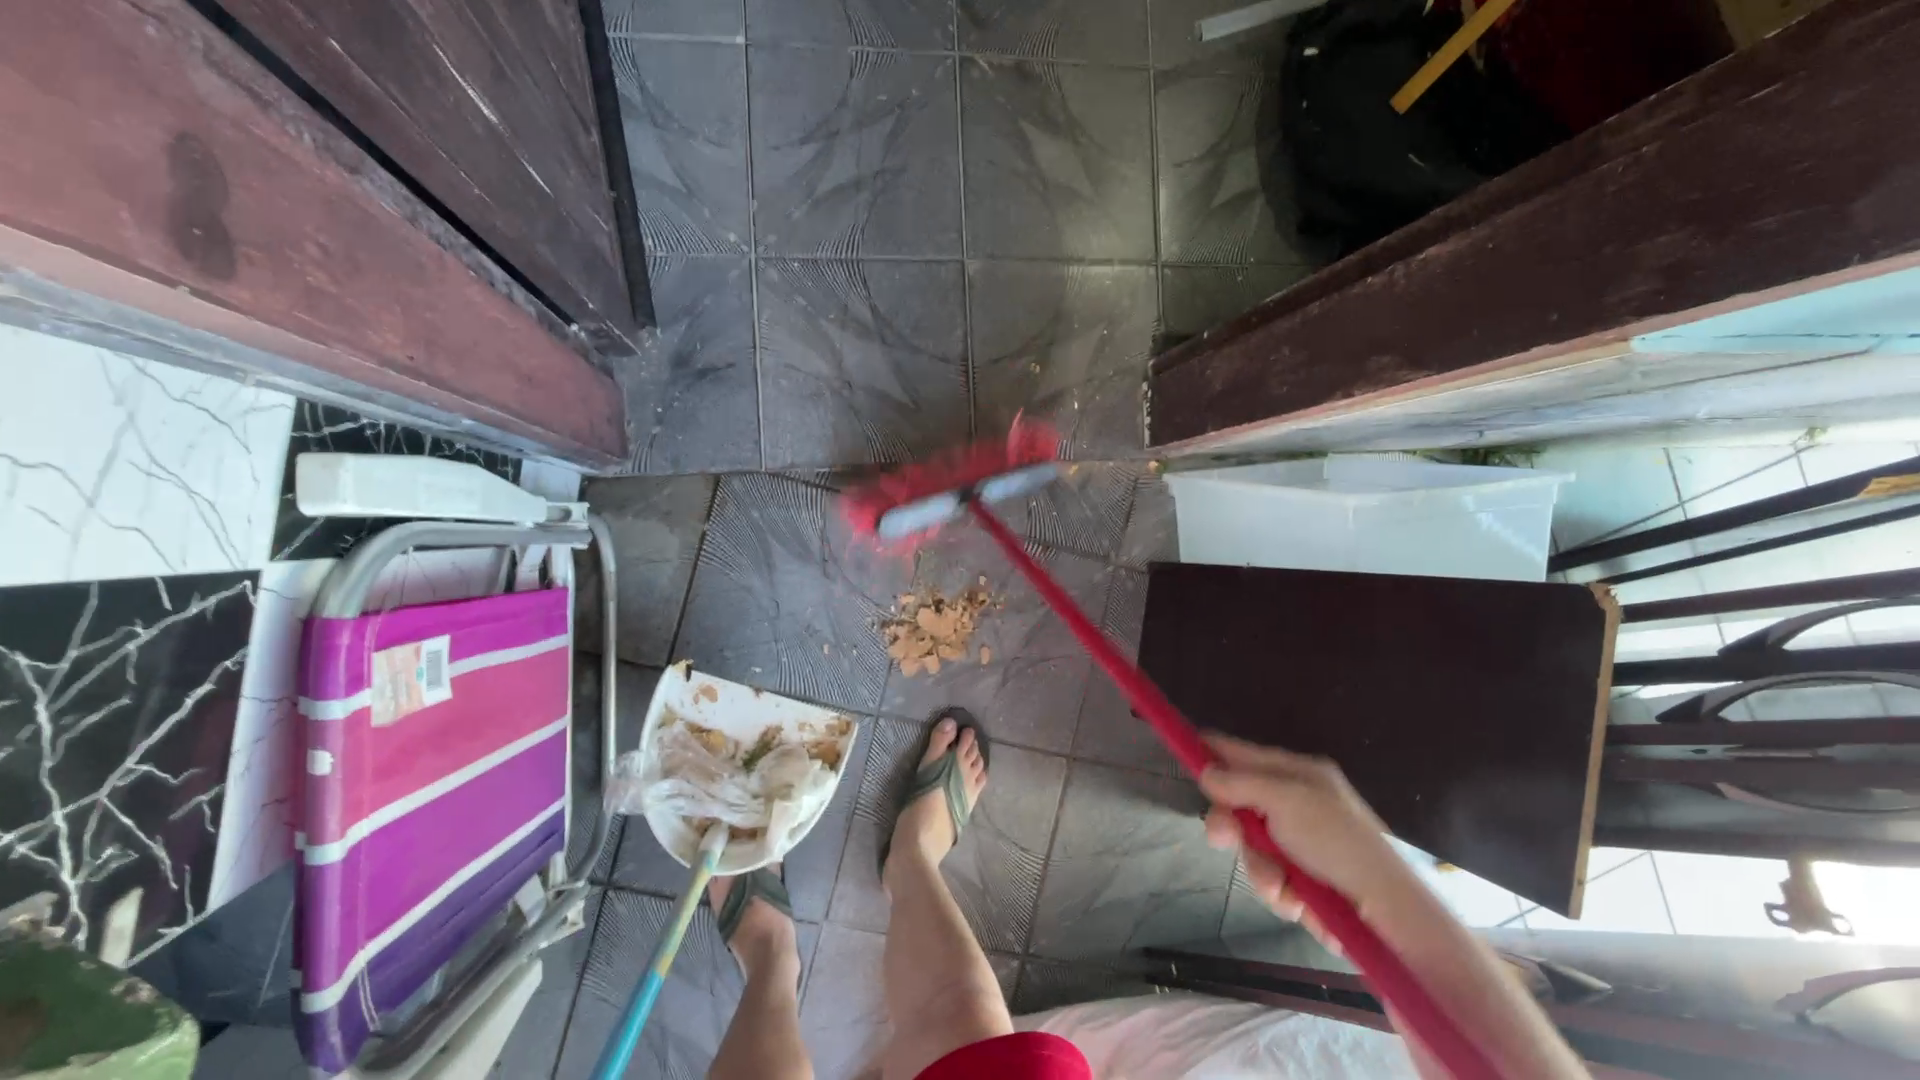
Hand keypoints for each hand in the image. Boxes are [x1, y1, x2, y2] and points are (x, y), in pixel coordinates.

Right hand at [1200, 733, 1410, 934]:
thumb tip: (1207, 771)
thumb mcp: (1287, 801)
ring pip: (1249, 847)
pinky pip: (1267, 878)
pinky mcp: (1302, 881)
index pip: (1245, 754)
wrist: (1386, 912)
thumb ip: (1242, 783)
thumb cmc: (1337, 843)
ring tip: (1280, 884)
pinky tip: (1294, 899)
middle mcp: (1297, 805)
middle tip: (1221, 839)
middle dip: (1232, 825)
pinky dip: (1276, 891)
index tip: (1183, 750)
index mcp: (1299, 775)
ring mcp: (1299, 845)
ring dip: (1259, 868)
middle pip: (1239, 805)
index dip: (1214, 753)